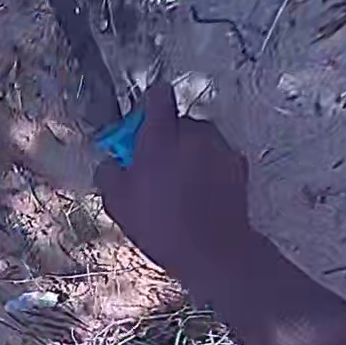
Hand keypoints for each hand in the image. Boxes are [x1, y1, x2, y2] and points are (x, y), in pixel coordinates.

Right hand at [96, 80, 257, 291]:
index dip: (146, 107)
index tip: (136, 129)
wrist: (210, 247)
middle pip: (175, 122)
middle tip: (148, 169)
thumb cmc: (158, 222)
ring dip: (183, 153)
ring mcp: (220, 147)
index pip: (157, 96)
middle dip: (162, 139)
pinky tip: (192, 194)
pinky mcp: (237, 163)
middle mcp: (194, 133)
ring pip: (195, 139)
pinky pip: (213, 156)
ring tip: (171, 186)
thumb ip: (108, 172)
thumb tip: (109, 162)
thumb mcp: (116, 201)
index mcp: (160, 136)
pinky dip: (202, 168)